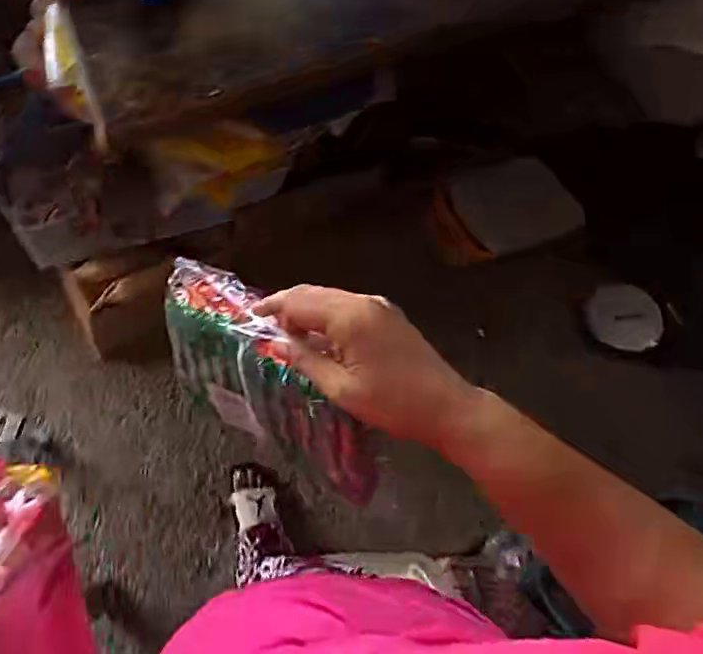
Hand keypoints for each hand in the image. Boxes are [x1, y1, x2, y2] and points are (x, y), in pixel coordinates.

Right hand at [253, 285, 479, 442]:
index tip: (252, 318)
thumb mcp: (342, 389)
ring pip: (328, 296)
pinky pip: (345, 304)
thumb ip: (306, 361)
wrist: (449, 409)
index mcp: (348, 317)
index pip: (298, 302)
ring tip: (288, 332)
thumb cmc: (393, 404)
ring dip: (305, 309)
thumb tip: (278, 344)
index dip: (273, 309)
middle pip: (312, 293)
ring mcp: (376, 305)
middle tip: (265, 324)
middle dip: (286, 306)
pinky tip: (318, 333)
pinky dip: (325, 313)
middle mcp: (361, 302)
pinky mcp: (386, 314)